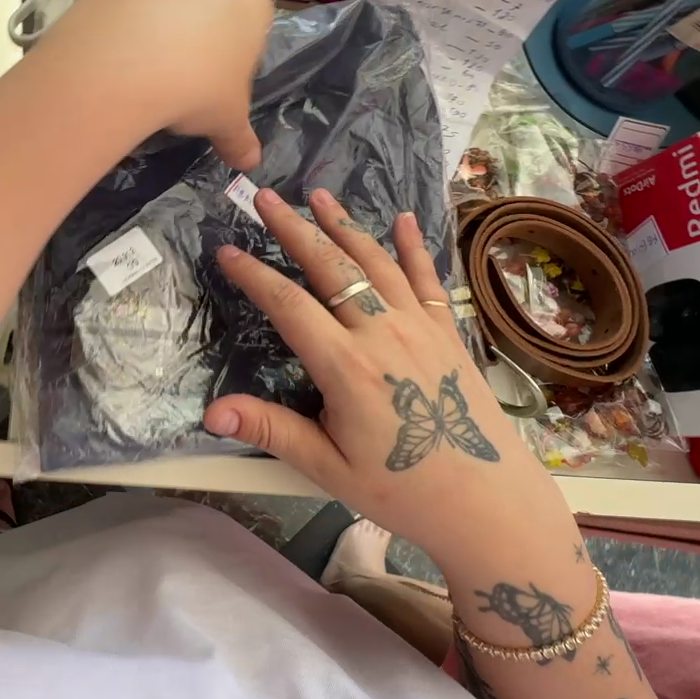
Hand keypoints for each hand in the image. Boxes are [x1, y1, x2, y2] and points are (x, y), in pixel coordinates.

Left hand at [37, 0, 273, 169]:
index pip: (252, 22)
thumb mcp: (223, 121)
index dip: (233, 52)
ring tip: (135, 56)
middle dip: (195, 27)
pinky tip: (109, 33)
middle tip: (173, 70)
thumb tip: (250, 164)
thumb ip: (239, 140)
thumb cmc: (191, 91)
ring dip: (155, 11)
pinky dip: (116, 1)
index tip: (212, 79)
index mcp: (251, 1)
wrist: (120, 67)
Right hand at [202, 188, 563, 566]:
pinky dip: (413, 246)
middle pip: (330, 267)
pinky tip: (403, 218)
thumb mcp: (327, 467)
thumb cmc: (402, 490)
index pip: (288, 305)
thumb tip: (211, 413)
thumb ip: (270, 430)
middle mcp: (382, 333)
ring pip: (375, 262)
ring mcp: (419, 326)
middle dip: (293, 228)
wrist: (488, 504)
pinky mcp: (446, 332)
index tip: (227, 250)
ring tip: (317, 194)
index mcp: (346, 367)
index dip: (253, 274)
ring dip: (344, 224)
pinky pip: (426, 278)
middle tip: (265, 197)